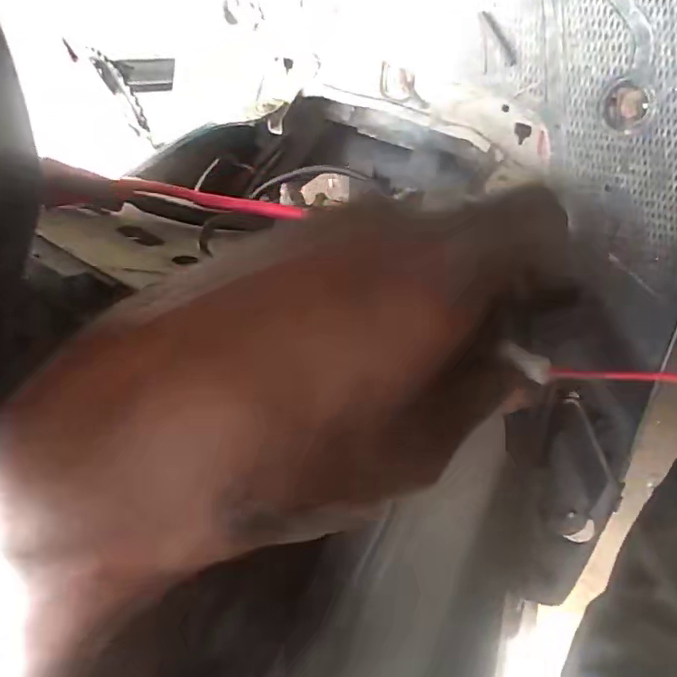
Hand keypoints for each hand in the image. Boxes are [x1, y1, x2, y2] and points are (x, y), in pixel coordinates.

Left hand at [0, 187, 570, 595]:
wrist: (121, 440)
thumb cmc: (287, 459)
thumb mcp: (409, 453)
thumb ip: (479, 396)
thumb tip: (521, 368)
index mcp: (438, 269)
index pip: (536, 216)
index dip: (555, 259)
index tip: (544, 312)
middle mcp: (385, 223)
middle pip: (471, 225)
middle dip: (490, 278)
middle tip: (476, 348)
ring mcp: (318, 222)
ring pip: (409, 234)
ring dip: (426, 282)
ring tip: (401, 353)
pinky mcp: (266, 238)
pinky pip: (350, 244)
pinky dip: (372, 279)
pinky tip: (335, 342)